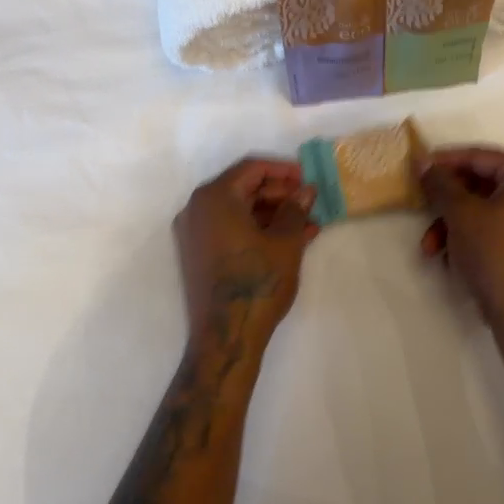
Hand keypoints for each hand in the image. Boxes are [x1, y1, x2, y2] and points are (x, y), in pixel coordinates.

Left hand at [174, 158, 317, 348]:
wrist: (226, 334)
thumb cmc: (257, 282)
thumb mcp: (285, 243)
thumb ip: (296, 210)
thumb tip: (305, 191)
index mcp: (214, 197)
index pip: (251, 168)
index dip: (283, 170)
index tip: (308, 178)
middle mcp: (197, 209)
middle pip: (242, 188)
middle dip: (279, 194)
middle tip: (310, 203)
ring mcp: (194, 233)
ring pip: (237, 211)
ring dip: (271, 214)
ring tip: (308, 224)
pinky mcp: (197, 255)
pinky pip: (229, 229)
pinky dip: (256, 230)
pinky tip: (288, 240)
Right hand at [418, 146, 503, 330]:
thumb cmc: (497, 254)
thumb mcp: (461, 215)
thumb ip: (439, 183)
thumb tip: (421, 160)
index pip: (480, 156)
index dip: (444, 161)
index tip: (414, 166)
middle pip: (479, 183)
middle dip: (445, 202)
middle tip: (419, 208)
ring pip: (479, 208)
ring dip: (449, 225)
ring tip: (428, 248)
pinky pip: (489, 227)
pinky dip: (465, 238)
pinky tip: (446, 259)